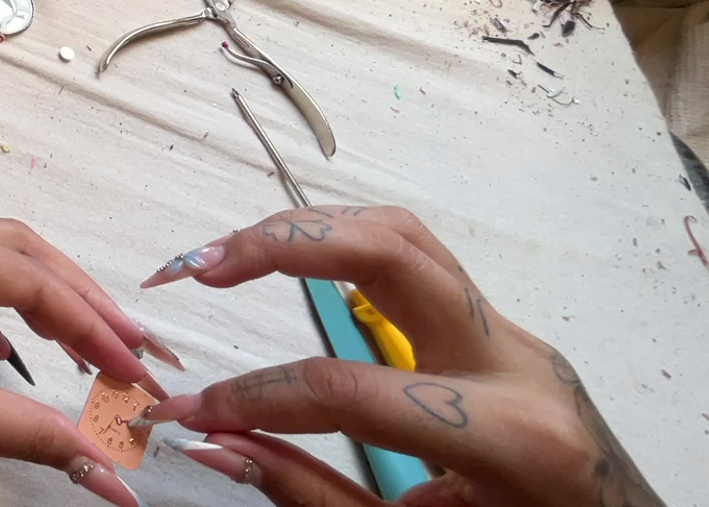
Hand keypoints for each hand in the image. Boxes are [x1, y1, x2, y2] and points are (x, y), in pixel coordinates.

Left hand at [0, 206, 171, 506]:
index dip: (93, 328)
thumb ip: (28, 429)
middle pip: (14, 248)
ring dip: (34, 296)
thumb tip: (108, 471)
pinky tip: (1, 343)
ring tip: (83, 344)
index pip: (30, 278)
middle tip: (131, 347)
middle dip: (76, 297)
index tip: (140, 374)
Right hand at [138, 206, 662, 506]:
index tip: (190, 413)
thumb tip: (209, 439)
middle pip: (386, 252)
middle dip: (276, 247)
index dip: (253, 398)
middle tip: (199, 269)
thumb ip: (308, 492)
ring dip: (300, 228)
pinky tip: (287, 254)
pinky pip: (409, 248)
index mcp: (514, 439)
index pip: (346, 391)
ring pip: (396, 230)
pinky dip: (333, 235)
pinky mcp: (490, 320)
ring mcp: (509, 330)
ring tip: (229, 253)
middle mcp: (517, 361)